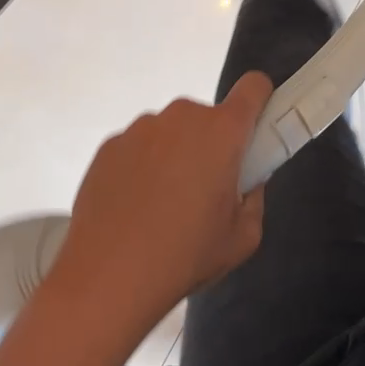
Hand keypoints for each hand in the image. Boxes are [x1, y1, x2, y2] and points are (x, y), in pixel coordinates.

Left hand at [52, 72, 271, 325]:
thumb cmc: (185, 256)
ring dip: (173, 155)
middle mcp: (182, 116)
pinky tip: (131, 210)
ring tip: (159, 208)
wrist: (105, 279)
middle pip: (208, 118)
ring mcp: (141, 127)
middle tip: (201, 193)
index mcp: (223, 131)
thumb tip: (245, 181)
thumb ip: (254, 199)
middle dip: (210, 145)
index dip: (259, 101)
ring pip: (170, 132)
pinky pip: (137, 147)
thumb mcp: (242, 238)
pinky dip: (140, 168)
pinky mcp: (109, 145)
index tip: (253, 131)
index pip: (254, 86)